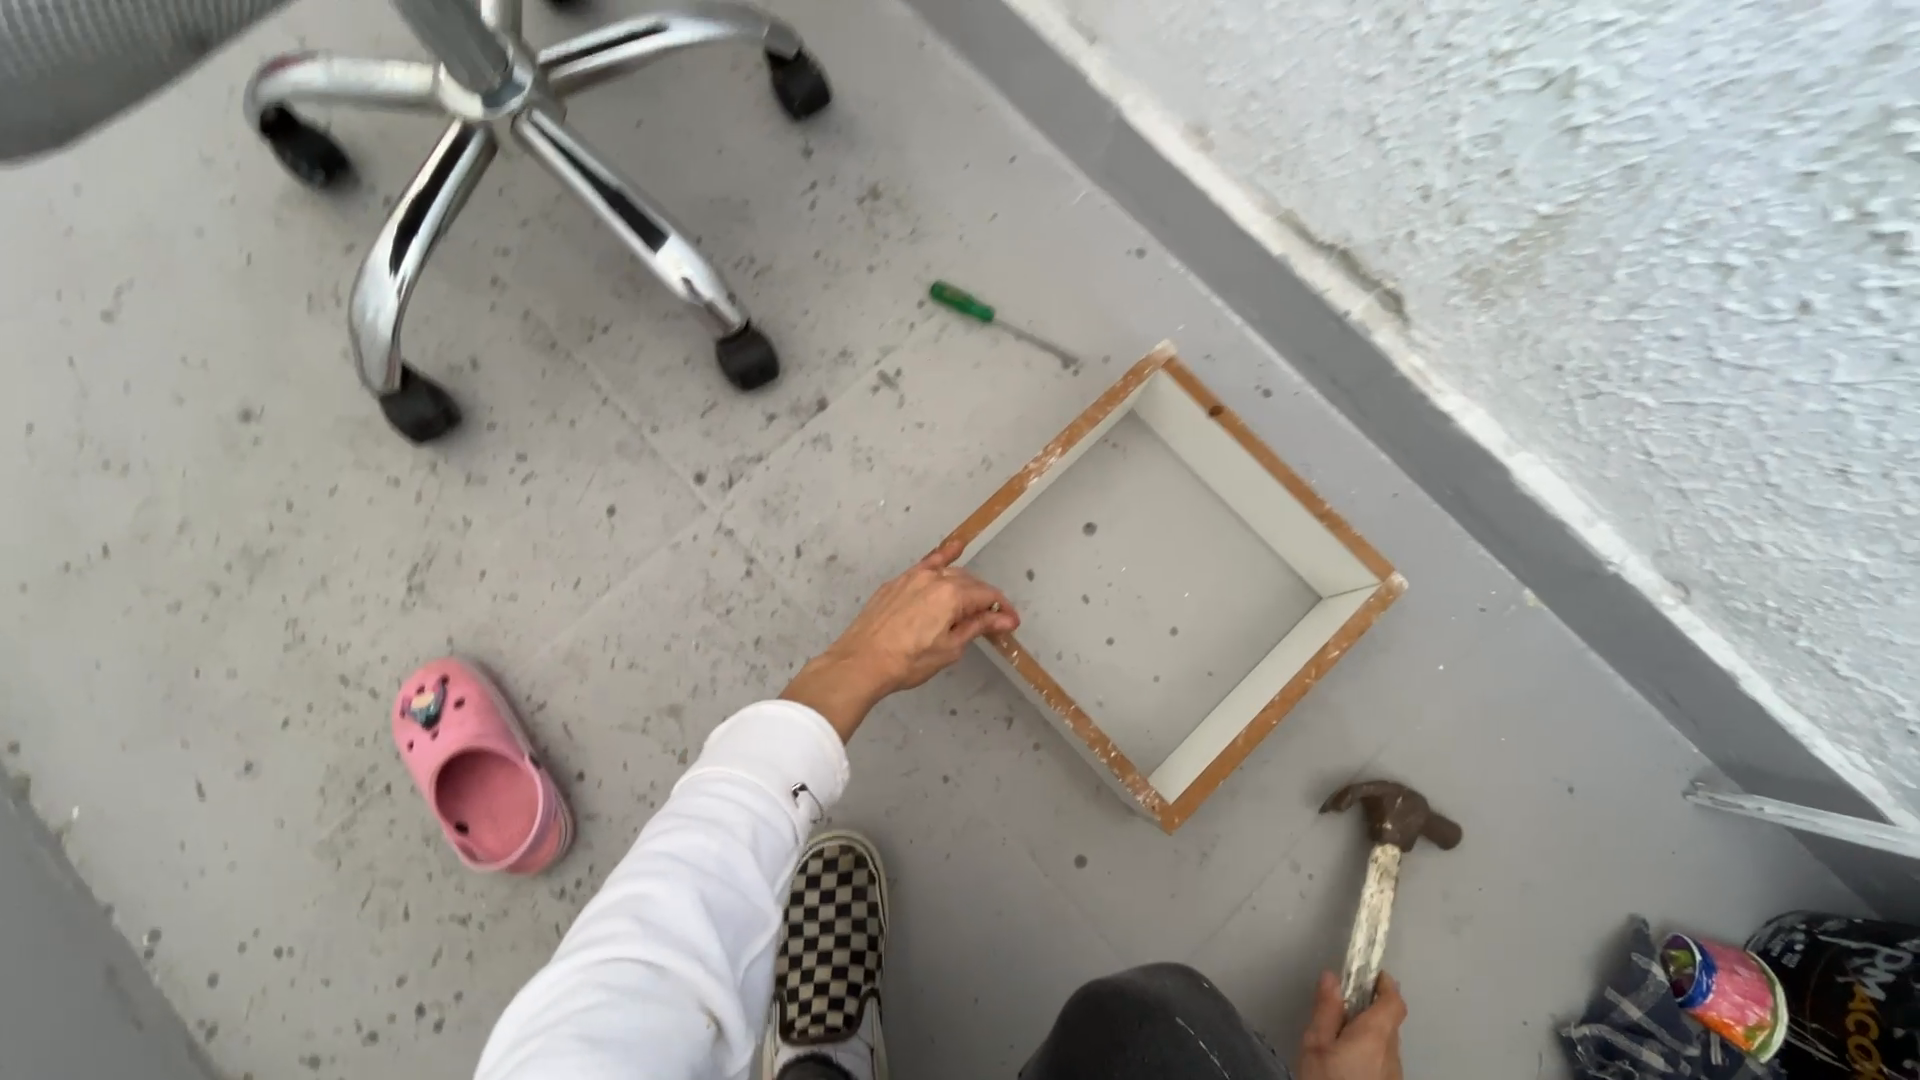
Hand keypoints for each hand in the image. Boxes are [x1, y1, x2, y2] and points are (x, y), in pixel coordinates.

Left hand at [781, 540, 1018, 740]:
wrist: (862, 662)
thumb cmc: (909, 661)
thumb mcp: (950, 648)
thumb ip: (978, 626)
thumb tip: (1006, 619)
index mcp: (952, 595)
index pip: (988, 596)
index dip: (1003, 610)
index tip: (1010, 624)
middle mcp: (935, 578)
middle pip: (970, 583)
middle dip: (985, 600)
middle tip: (992, 620)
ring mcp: (913, 577)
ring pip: (948, 573)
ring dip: (965, 585)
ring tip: (974, 601)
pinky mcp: (897, 583)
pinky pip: (926, 565)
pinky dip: (942, 557)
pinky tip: (956, 547)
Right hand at [1297, 971, 1405, 1079]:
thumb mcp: (1316, 1045)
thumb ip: (1326, 1010)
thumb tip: (1333, 977)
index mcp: (1376, 1036)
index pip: (1394, 1003)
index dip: (1386, 984)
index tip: (1371, 973)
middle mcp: (1393, 1055)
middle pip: (1389, 1023)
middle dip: (1369, 1009)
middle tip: (1341, 1004)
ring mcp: (1394, 1076)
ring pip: (1385, 1045)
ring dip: (1368, 1032)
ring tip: (1337, 1035)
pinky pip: (1382, 1063)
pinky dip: (1368, 1052)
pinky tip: (1345, 1062)